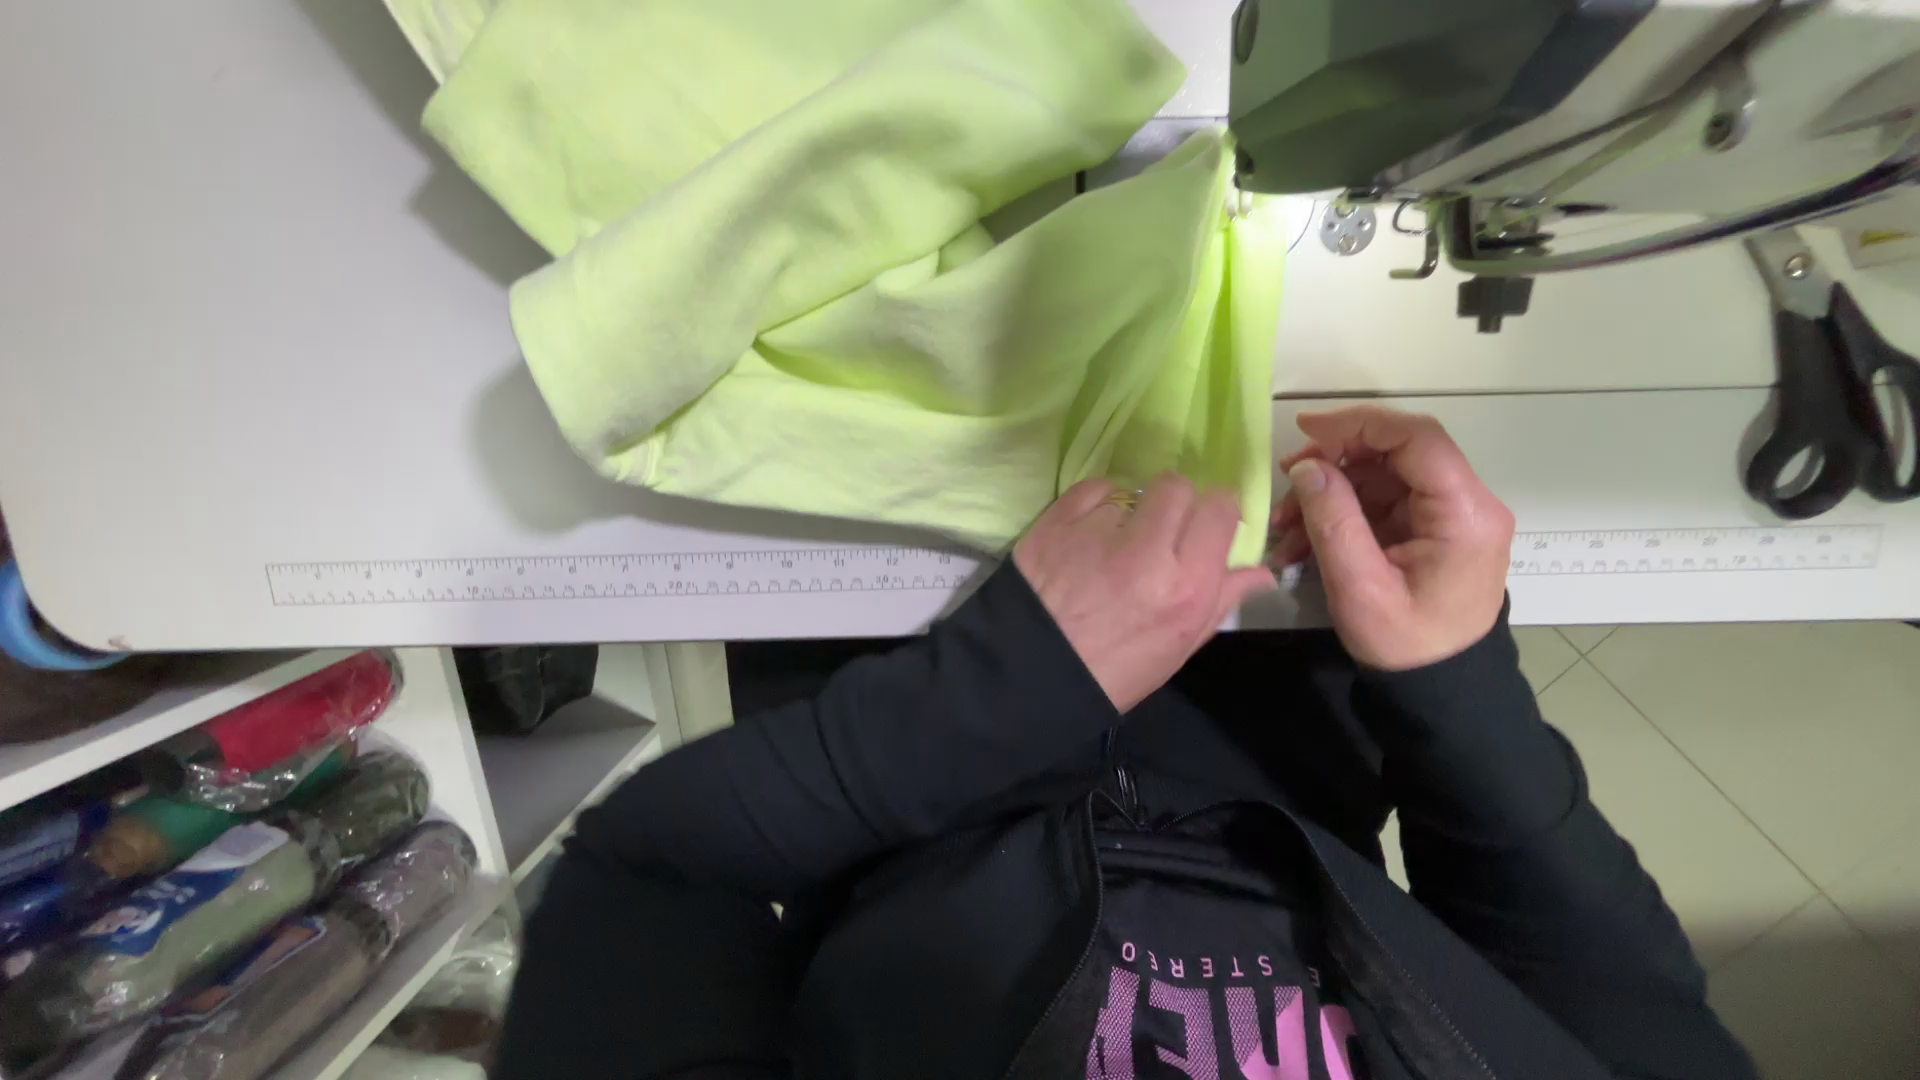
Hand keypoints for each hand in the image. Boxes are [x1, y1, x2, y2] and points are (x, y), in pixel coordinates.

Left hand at [1014, 474, 1277, 711]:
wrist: (1028, 675)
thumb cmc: (1111, 672)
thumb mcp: (1176, 650)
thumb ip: (1220, 601)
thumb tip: (1260, 571)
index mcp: (1186, 588)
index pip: (1221, 508)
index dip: (1216, 511)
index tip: (1204, 525)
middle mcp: (1147, 553)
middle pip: (1178, 487)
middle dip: (1174, 504)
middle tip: (1159, 529)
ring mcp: (1097, 534)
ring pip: (1132, 490)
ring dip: (1130, 511)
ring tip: (1113, 542)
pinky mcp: (1056, 523)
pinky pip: (1093, 489)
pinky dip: (1096, 504)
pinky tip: (1089, 532)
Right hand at [1270, 406, 1513, 670]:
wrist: (1438, 687)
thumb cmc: (1403, 642)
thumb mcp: (1358, 585)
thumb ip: (1333, 520)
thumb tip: (1307, 467)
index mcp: (1464, 514)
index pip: (1416, 439)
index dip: (1359, 424)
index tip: (1306, 431)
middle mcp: (1467, 503)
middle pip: (1396, 452)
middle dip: (1334, 461)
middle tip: (1286, 480)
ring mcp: (1448, 515)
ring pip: (1380, 476)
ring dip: (1328, 492)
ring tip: (1284, 526)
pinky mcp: (1429, 528)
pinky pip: (1378, 502)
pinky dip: (1337, 513)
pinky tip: (1301, 540)